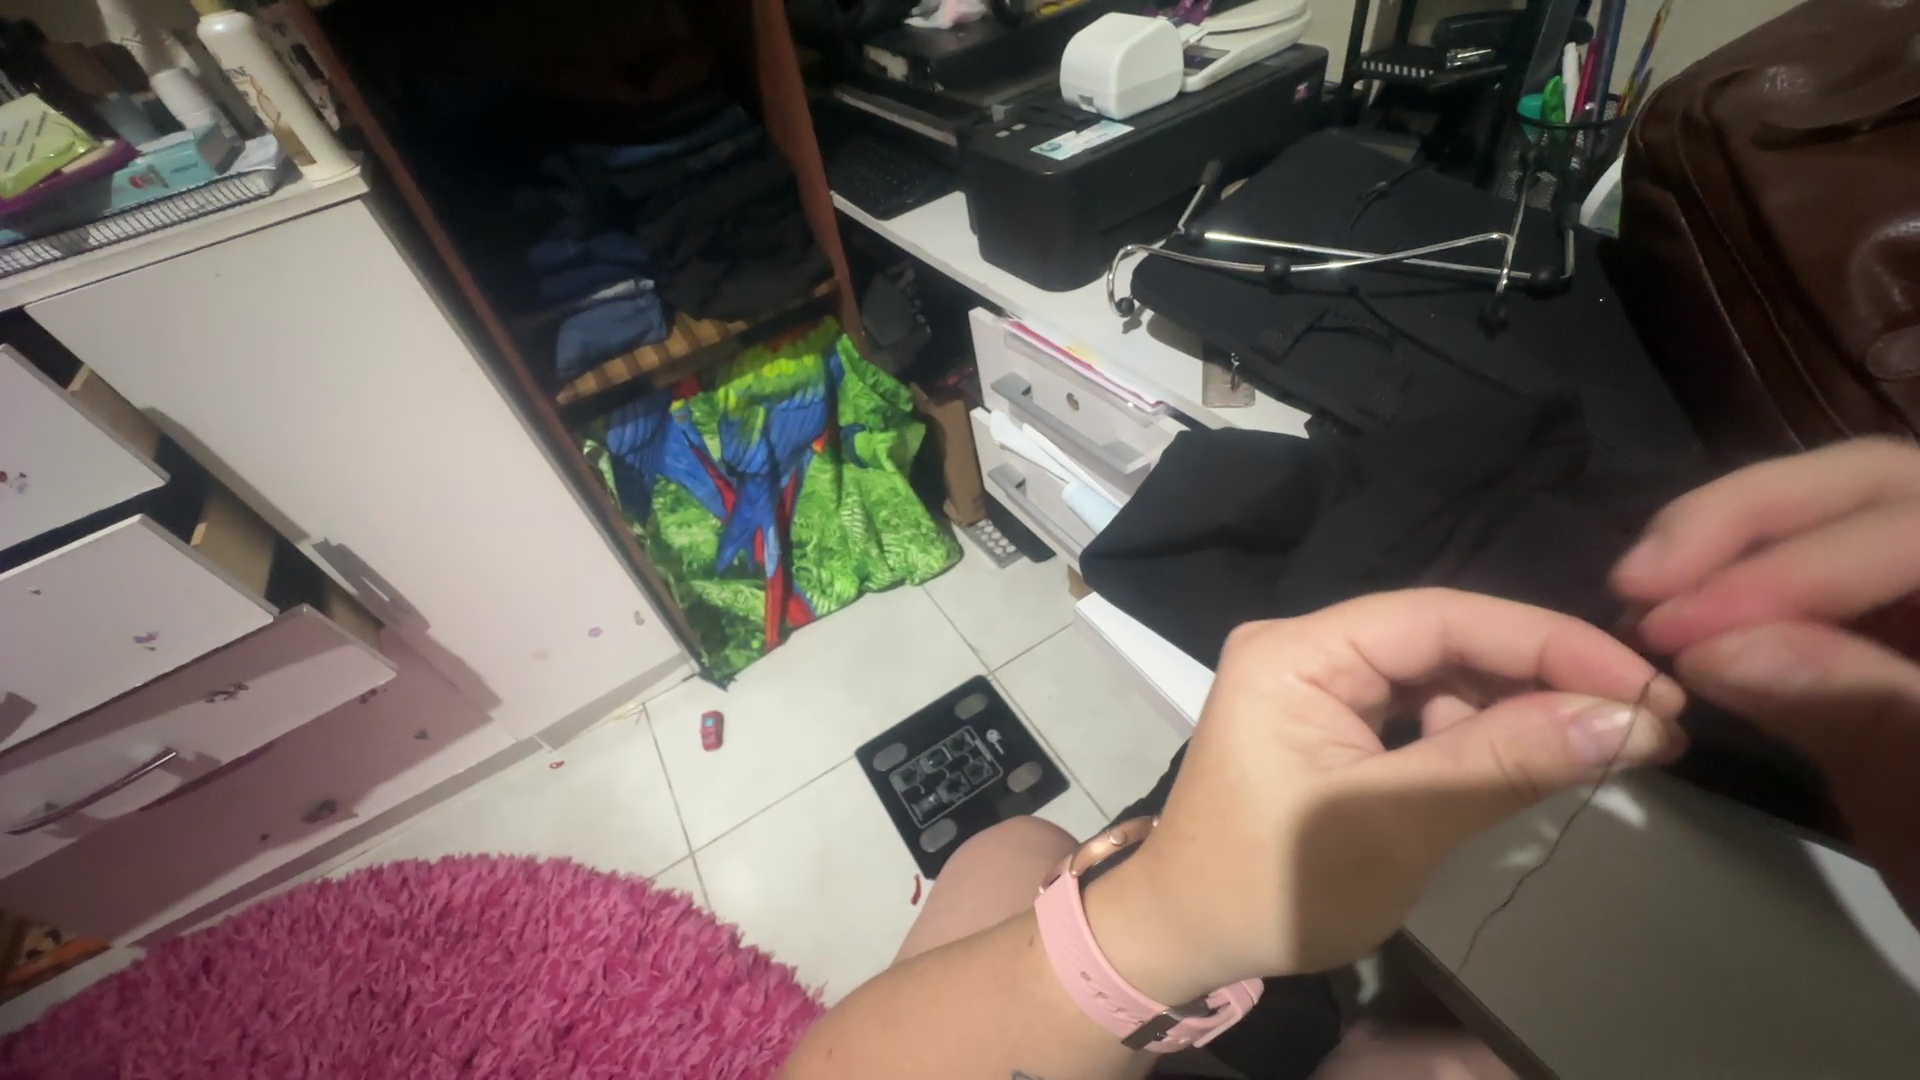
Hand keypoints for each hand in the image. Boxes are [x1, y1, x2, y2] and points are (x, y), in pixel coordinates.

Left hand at [1086, 589, 1685, 1003]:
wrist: (1191, 925)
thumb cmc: (1273, 880)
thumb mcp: (1394, 822)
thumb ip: (1503, 761)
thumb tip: (1631, 717)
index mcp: (1292, 652)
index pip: (1433, 617)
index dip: (1544, 640)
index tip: (1649, 685)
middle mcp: (1297, 649)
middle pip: (1434, 638)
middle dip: (1535, 672)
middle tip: (1645, 719)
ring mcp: (1306, 682)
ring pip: (1430, 671)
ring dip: (1508, 703)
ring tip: (1595, 743)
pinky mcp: (1320, 717)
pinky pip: (1409, 706)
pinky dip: (1469, 729)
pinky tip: (1518, 757)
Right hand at [1611, 436, 1919, 910]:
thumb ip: (1859, 713)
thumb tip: (1703, 650)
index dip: (1793, 564)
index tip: (1671, 628)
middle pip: (1876, 486)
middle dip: (1740, 524)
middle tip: (1635, 581)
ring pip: (1826, 516)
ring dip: (1716, 550)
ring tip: (1639, 598)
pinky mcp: (1889, 617)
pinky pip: (1794, 568)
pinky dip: (1720, 583)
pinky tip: (1666, 615)